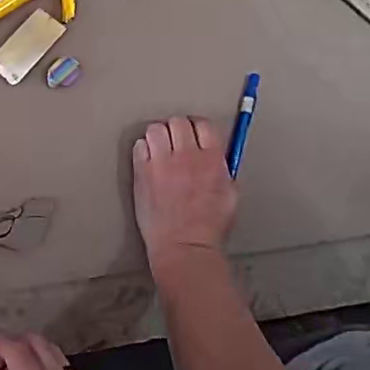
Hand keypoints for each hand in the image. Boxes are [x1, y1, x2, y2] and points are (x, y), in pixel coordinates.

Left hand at [130, 116, 237, 265]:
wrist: (183, 248)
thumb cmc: (208, 229)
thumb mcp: (230, 196)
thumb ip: (224, 170)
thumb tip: (218, 157)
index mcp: (212, 160)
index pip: (204, 124)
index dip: (199, 128)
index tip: (196, 134)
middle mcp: (187, 156)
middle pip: (179, 121)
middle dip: (179, 130)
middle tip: (178, 142)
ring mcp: (162, 163)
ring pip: (156, 129)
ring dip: (159, 136)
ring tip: (161, 149)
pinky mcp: (142, 172)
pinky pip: (139, 146)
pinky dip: (144, 149)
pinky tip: (149, 161)